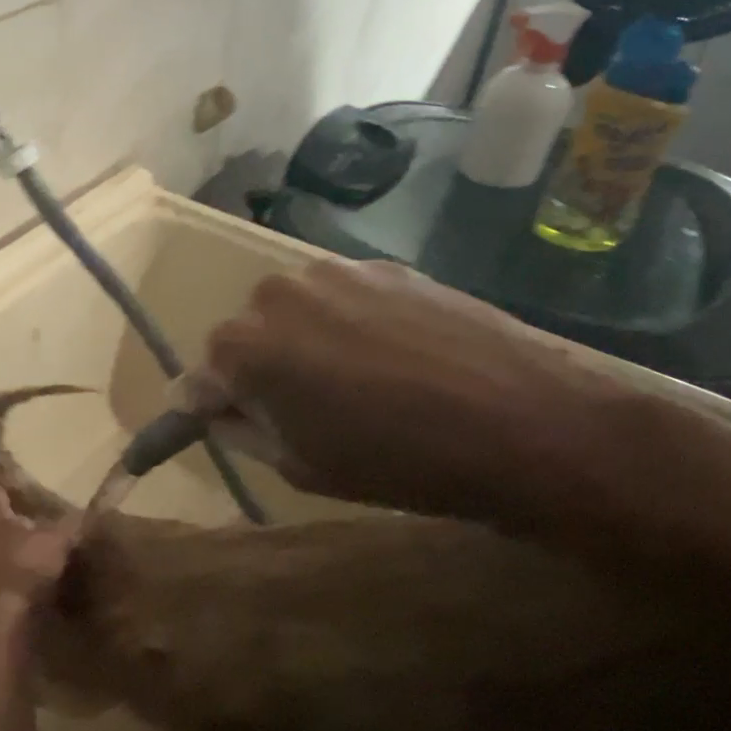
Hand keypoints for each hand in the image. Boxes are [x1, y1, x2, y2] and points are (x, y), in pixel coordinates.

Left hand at [0, 486, 77, 612]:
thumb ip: (70, 523)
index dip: (18, 483)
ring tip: (56, 541)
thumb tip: (84, 511)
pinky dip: (28, 564)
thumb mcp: (55, 540)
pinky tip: (48, 569)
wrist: (6, 619)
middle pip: (6, 517)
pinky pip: (12, 566)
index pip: (0, 488)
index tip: (39, 484)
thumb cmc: (24, 567)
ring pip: (9, 542)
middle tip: (54, 513)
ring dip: (29, 542)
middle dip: (28, 515)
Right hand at [208, 259, 620, 522]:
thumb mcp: (303, 467)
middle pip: (245, 335)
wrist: (532, 425)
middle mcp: (271, 295)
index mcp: (241, 348)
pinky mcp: (381, 264)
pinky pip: (342, 296)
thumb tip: (220, 407)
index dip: (214, 405)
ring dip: (307, 338)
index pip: (198, 378)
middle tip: (313, 406)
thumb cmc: (402, 462)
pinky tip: (398, 354)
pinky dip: (351, 320)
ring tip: (363, 378)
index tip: (234, 422)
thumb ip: (243, 429)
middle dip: (264, 366)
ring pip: (294, 311)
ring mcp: (329, 271)